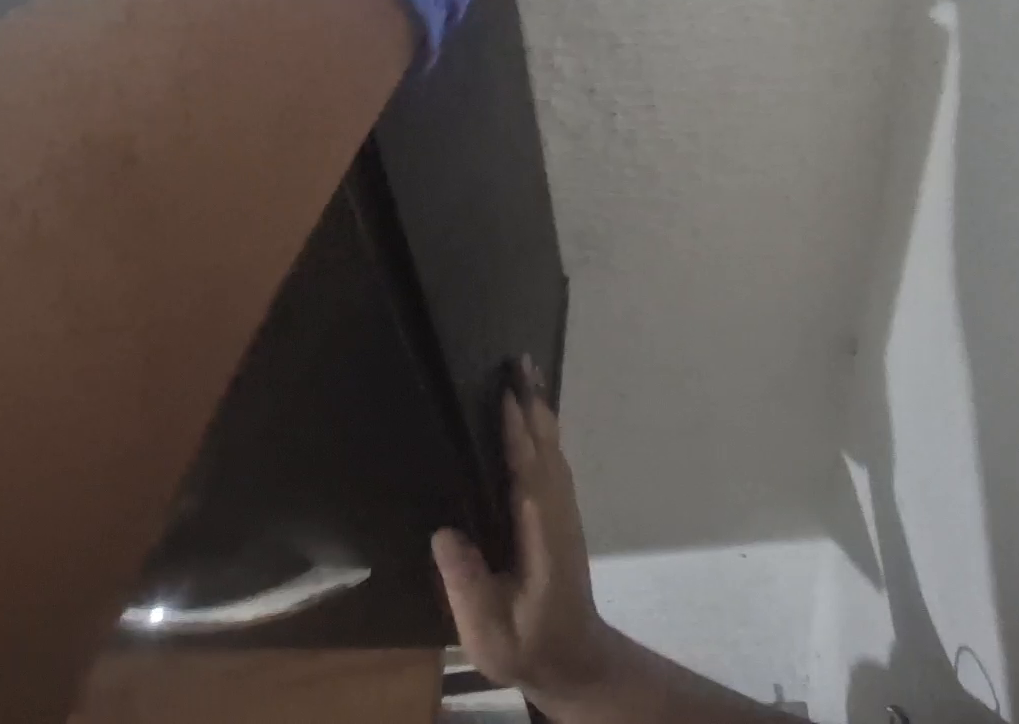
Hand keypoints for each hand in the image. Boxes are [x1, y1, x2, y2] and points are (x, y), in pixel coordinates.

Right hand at [431, 361, 616, 699]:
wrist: (574, 657)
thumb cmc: (528, 645)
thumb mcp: (490, 632)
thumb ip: (469, 585)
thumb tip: (444, 532)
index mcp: (541, 535)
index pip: (528, 473)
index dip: (517, 434)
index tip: (505, 394)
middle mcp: (557, 513)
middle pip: (546, 448)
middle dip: (533, 403)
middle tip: (519, 360)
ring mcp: (563, 511)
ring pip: (554, 450)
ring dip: (541, 410)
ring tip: (527, 374)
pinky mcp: (561, 514)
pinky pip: (553, 461)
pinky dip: (544, 431)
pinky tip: (535, 417)